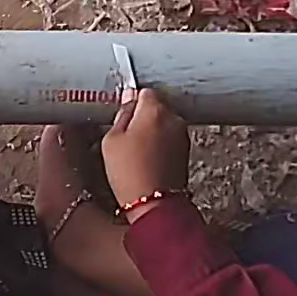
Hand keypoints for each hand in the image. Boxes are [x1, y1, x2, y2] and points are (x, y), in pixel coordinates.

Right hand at [101, 89, 188, 220]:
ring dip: (152, 130)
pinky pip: (169, 138)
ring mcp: (182, 135)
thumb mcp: (111, 140)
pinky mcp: (185, 151)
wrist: (154, 203)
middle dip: (142, 115)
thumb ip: (121, 114)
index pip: (144, 91)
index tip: (121, 112)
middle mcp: (173, 118)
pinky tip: (146, 157)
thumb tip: (127, 101)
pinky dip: (159, 143)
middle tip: (125, 133)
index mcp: (154, 110)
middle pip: (157, 106)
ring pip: (164, 122)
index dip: (131, 101)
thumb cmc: (130, 172)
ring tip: (135, 149)